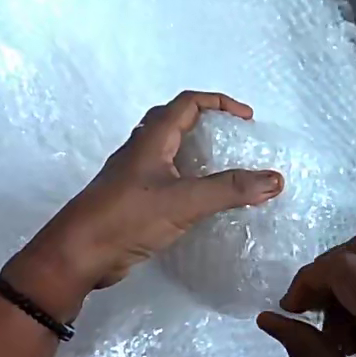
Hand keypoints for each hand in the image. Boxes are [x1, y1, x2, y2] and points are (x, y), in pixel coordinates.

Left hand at [3, 92, 284, 319]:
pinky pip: (166, 181)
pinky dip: (188, 182)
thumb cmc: (128, 217)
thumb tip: (275, 179)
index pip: (188, 103)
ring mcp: (134, 177)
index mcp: (152, 139)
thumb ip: (229, 189)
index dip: (220, 103)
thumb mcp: (184, 201)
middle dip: (209, 125)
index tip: (248, 120)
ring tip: (226, 171)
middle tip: (236, 142)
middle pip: (176, 122)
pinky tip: (202, 203)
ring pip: (170, 153)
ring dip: (198, 155)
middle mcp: (142, 151)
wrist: (80, 253)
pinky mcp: (133, 202)